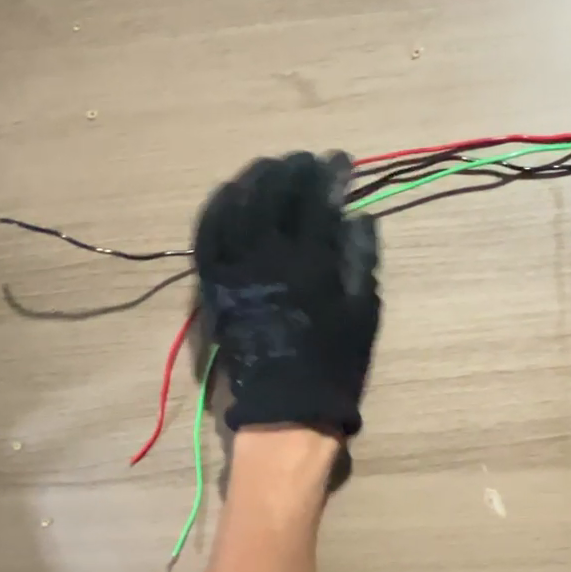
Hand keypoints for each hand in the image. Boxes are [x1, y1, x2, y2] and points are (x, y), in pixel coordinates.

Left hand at [194, 152, 381, 435]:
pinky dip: (218, 205)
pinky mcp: (213, 282)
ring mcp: (233, 267)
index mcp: (310, 261)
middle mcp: (267, 255)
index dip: (330, 173)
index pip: (318, 198)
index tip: (342, 162)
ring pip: (236, 203)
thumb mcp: (363, 310)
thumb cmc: (334, 363)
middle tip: (306, 162)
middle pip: (274, 191)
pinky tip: (231, 192)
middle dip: (292, 169)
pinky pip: (207, 232)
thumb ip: (361, 257)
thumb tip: (357, 214)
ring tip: (271, 168)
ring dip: (255, 178)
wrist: (286, 409)